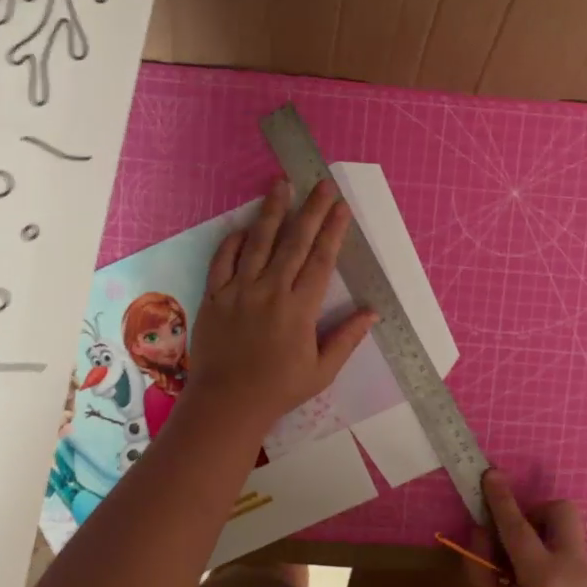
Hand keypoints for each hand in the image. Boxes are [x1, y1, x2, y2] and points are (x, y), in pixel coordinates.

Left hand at [186, 178, 377, 432]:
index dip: (333, 230)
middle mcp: (270, 291)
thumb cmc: (278, 390)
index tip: (341, 206)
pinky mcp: (214, 296)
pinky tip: (244, 226)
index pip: (321, 259)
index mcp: (300, 308)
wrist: (227, 403)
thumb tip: (373, 312)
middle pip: (294, 242)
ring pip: (258, 242)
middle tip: (320, 183)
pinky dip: (234, 240)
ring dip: (271, 211)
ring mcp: (239, 291)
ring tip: (281, 184)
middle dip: (310, 209)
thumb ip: (347, 338)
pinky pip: (223, 260)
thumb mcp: (322, 371)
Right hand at [461, 470, 586, 586]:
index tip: (491, 473)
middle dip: (540, 511)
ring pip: (572, 535)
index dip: (501, 497)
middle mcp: (574, 565)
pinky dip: (564, 563)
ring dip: (551, 540)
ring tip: (537, 576)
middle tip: (523, 535)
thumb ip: (479, 570)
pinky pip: (581, 557)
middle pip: (562, 510)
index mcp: (542, 574)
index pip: (516, 524)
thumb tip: (479, 533)